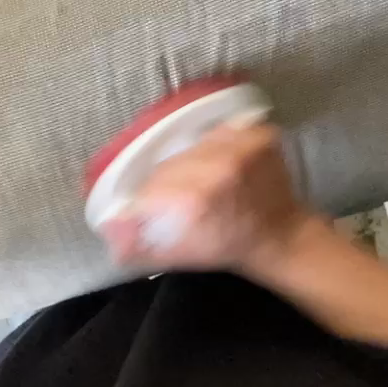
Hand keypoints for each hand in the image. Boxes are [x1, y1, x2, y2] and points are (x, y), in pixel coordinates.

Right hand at [99, 122, 322, 275]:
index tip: (154, 209)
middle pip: (170, 165)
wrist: (280, 236)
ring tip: (201, 181)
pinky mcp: (259, 134)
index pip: (152, 188)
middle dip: (167, 182)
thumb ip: (138, 244)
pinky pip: (218, 132)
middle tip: (178, 197)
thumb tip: (107, 227)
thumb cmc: (227, 246)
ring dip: (189, 161)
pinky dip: (213, 146)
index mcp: (197, 200)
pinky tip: (219, 165)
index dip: (147, 200)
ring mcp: (243, 148)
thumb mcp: (180, 254)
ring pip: (191, 146)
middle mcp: (220, 169)